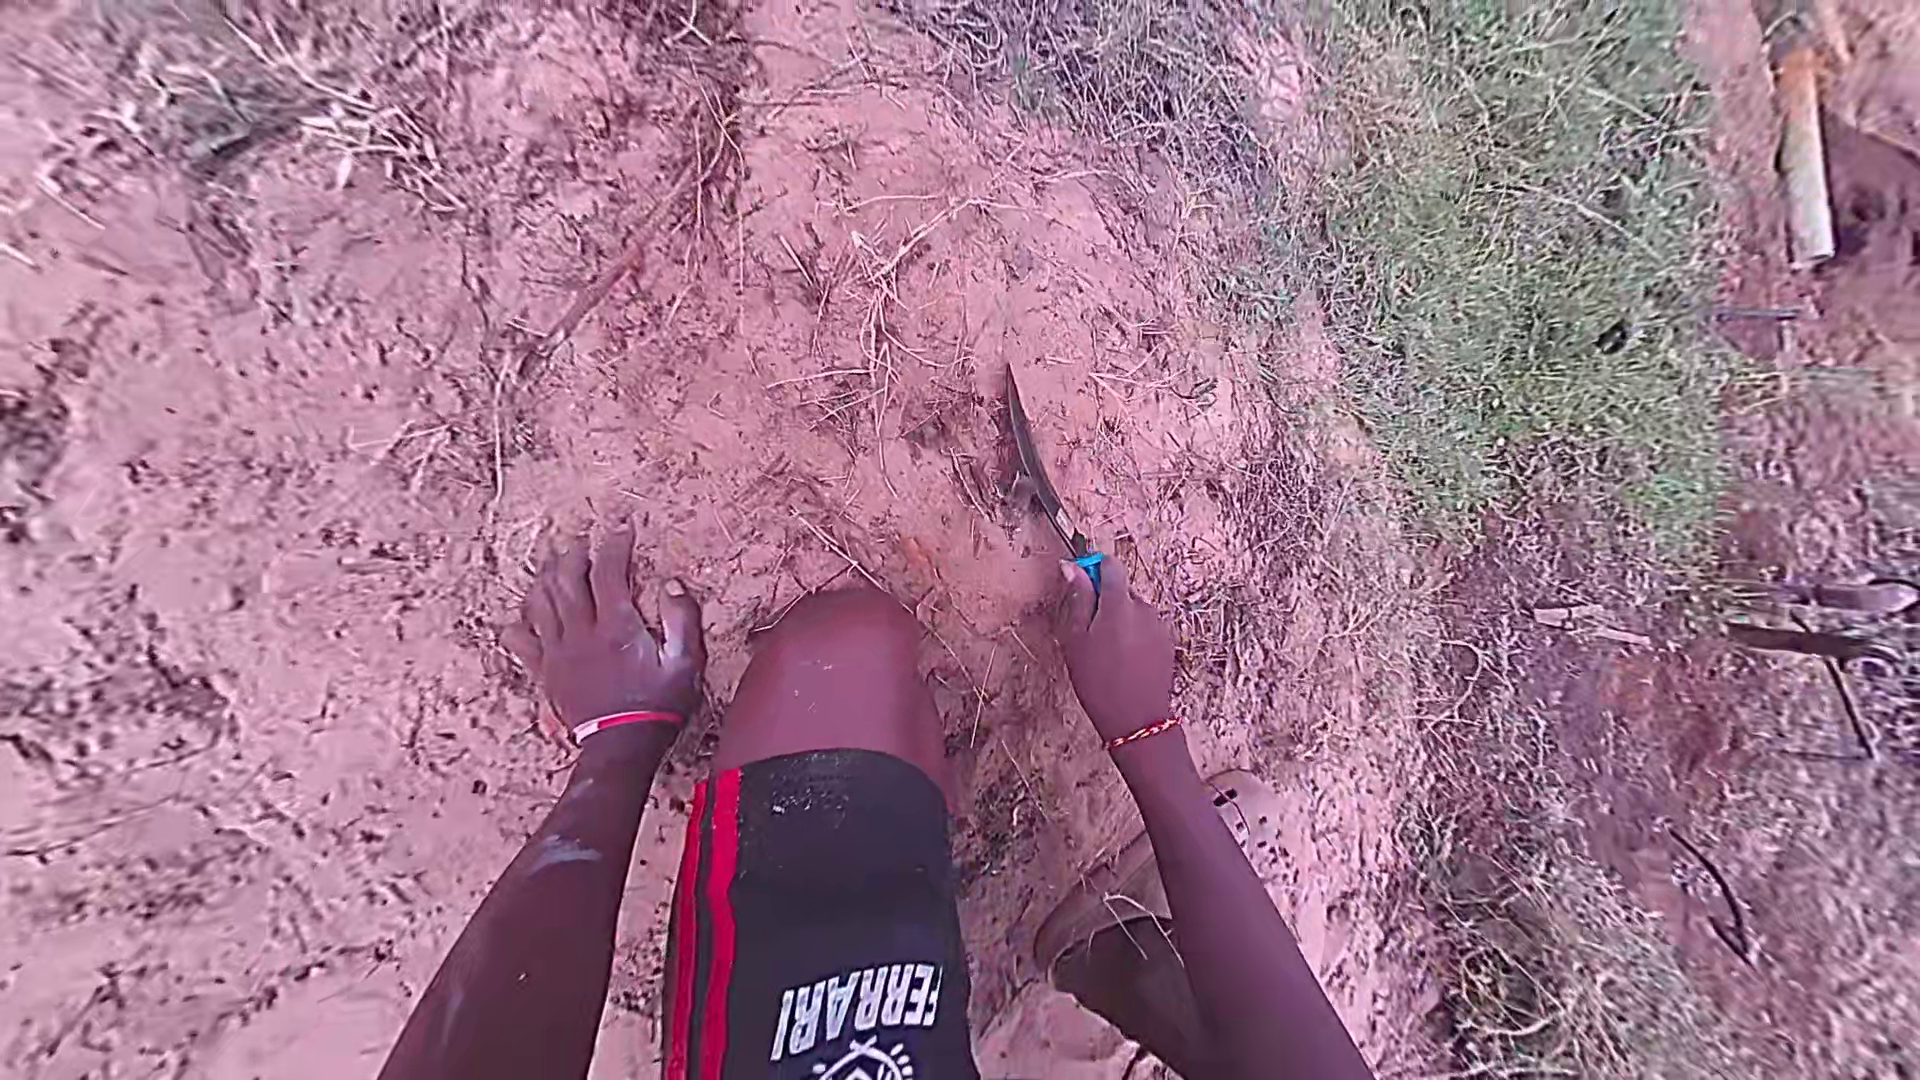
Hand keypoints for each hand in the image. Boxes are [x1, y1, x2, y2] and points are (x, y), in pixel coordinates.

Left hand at [501, 526, 705, 729]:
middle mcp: (581, 634)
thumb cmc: (660, 703)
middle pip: (566, 581)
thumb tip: (671, 583)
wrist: (622, 746)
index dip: (614, 546)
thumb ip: (682, 619)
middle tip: (582, 542)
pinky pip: (522, 640)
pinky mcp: (546, 673)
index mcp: (616, 627)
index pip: (608, 573)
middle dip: (573, 555)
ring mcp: (558, 653)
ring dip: (546, 578)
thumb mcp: (686, 661)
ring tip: (553, 564)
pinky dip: (520, 621)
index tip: (622, 529)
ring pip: (541, 603)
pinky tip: (525, 614)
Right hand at [1053, 558, 1174, 742]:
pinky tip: (1123, 659)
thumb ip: (1078, 598)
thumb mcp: (1076, 638)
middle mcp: (1144, 608)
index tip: (1081, 585)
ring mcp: (1159, 626)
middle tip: (1088, 630)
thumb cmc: (1097, 679)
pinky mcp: (1167, 642)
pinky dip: (1133, 634)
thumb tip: (1072, 568)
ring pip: (1133, 610)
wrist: (1135, 719)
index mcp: (1119, 603)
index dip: (1094, 569)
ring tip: (1105, 650)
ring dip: (1119, 619)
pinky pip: (1145, 627)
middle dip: (1104, 601)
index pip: (1111, 565)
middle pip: (1122, 589)